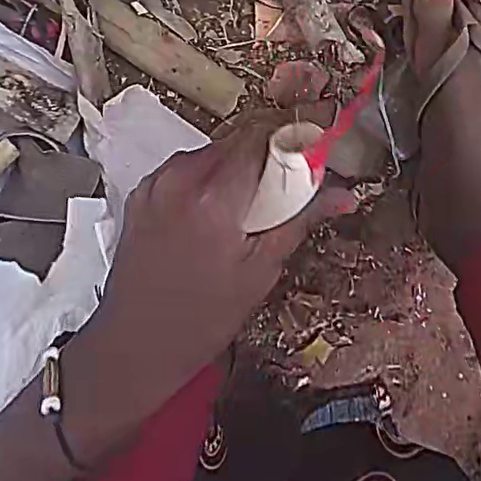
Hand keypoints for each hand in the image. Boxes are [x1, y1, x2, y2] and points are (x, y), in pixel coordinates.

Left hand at [63, 121, 344, 461]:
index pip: (261, 138)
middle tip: (281, 185)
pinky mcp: (141, 190)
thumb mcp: (260, 271)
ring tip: (243, 205)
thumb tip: (343, 194)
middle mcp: (181, 178)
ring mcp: (156, 182)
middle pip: (234, 140)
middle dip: (263, 155)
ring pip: (209, 151)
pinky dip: (202, 178)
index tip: (306, 151)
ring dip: (232, 165)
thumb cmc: (205, 317)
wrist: (137, 342)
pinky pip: (182, 168)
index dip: (289, 139)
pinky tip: (209, 212)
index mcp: (215, 197)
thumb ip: (300, 219)